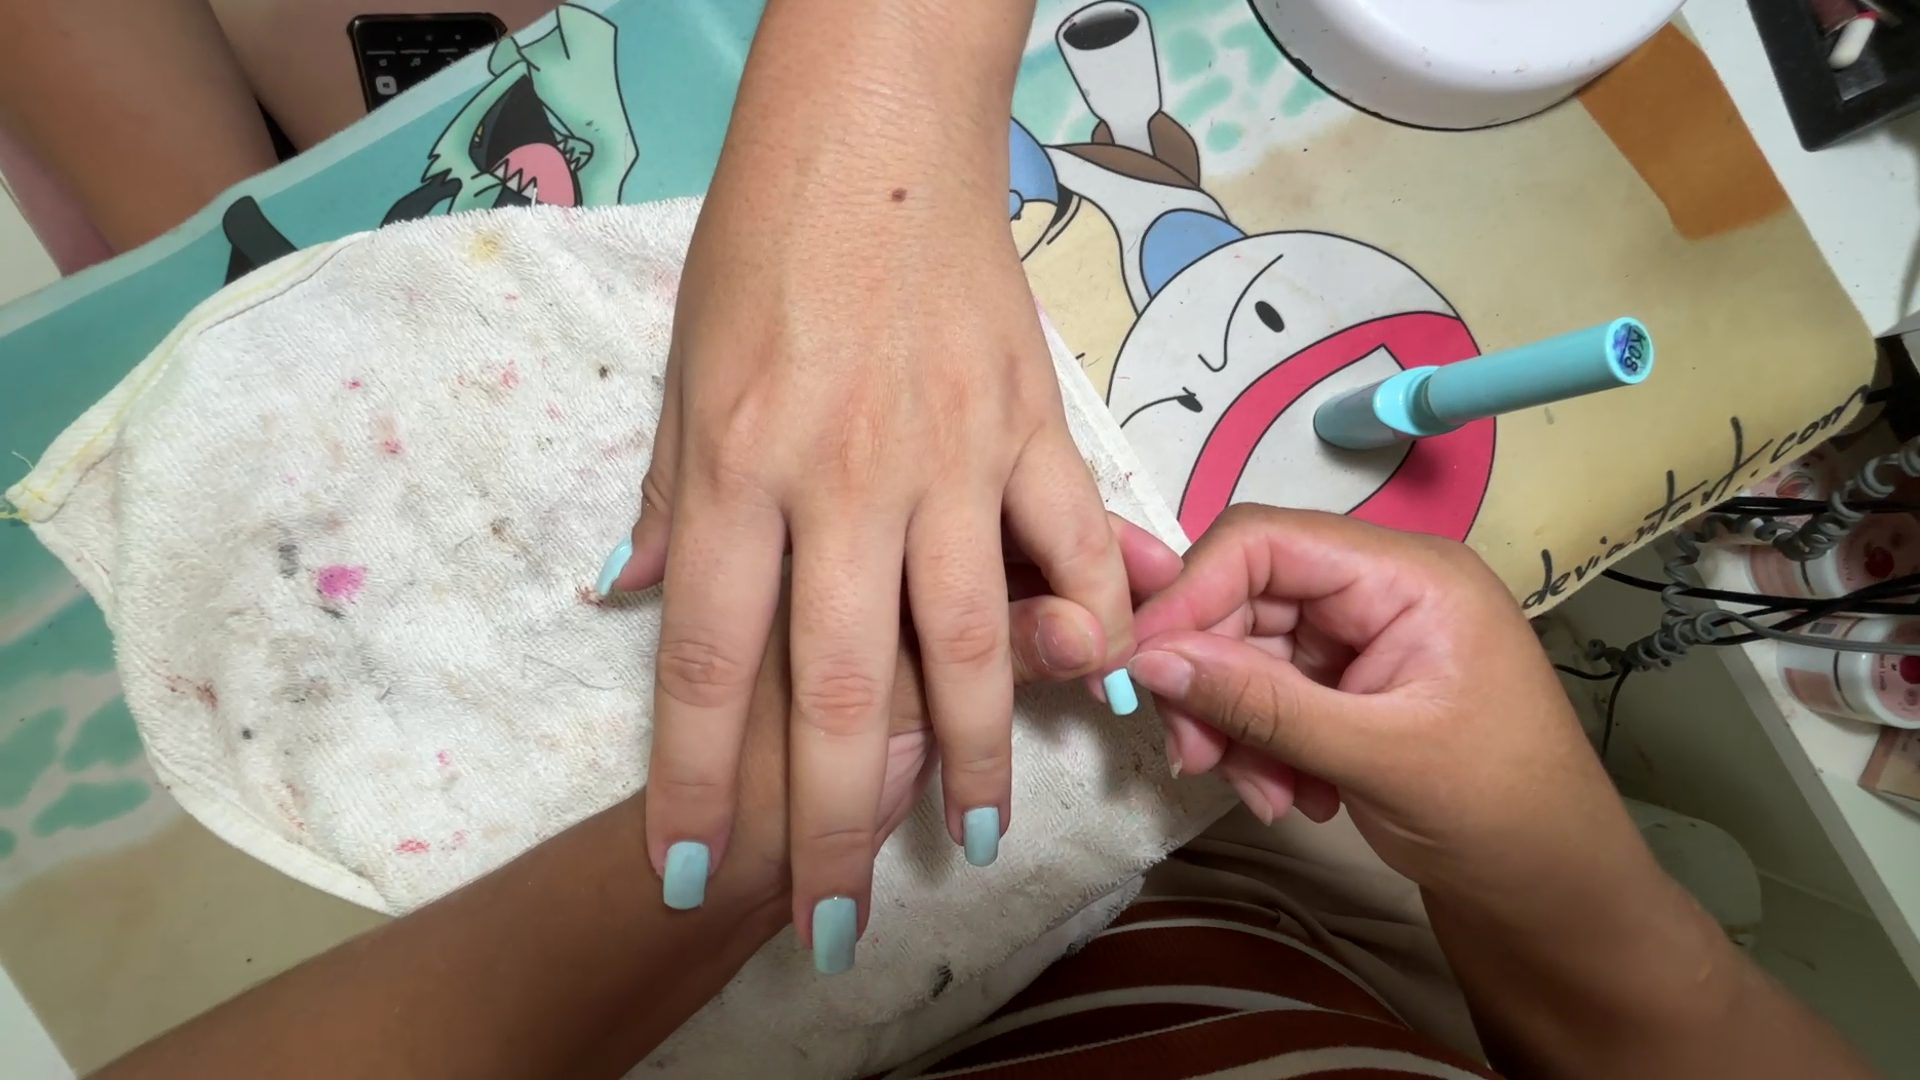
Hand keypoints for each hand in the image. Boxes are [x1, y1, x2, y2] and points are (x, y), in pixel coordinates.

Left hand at [599, 4, 1139, 962]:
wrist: (878, 135)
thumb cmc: (767, 241)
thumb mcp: (681, 366)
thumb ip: (664, 496)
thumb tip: (632, 597)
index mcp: (734, 464)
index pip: (706, 659)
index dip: (697, 781)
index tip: (695, 874)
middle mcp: (843, 478)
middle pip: (843, 687)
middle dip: (834, 826)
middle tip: (833, 926)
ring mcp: (953, 454)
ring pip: (971, 640)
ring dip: (976, 755)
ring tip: (975, 835)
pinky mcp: (1032, 423)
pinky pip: (1075, 540)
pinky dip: (1094, 619)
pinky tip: (1101, 685)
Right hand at [1125, 506, 1634, 906]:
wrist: (1552, 898)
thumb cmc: (1503, 817)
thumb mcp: (1378, 757)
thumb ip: (1257, 703)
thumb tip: (1146, 662)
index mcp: (1405, 575)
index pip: (1264, 542)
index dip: (1192, 591)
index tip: (1140, 662)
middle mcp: (1368, 589)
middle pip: (1240, 600)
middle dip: (1207, 681)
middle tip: (1194, 755)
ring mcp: (1347, 634)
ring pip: (1237, 652)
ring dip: (1228, 725)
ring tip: (1264, 794)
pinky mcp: (1330, 677)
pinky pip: (1254, 691)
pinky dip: (1249, 741)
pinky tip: (1285, 794)